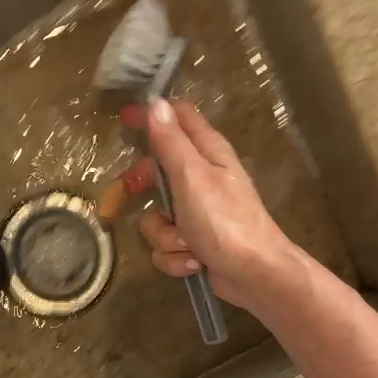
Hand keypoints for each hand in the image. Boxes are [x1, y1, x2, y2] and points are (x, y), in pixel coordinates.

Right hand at [119, 98, 307, 316]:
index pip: (177, 118)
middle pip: (157, 172)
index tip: (124, 119)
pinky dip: (176, 258)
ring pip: (157, 219)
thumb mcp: (193, 177)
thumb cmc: (226, 222)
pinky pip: (167, 247)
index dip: (151, 114)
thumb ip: (171, 142)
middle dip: (144, 189)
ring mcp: (197, 214)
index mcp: (207, 153)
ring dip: (166, 236)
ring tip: (188, 244)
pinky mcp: (194, 244)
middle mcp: (201, 179)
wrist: (253, 275)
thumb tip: (155, 103)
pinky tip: (193, 263)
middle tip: (131, 193)